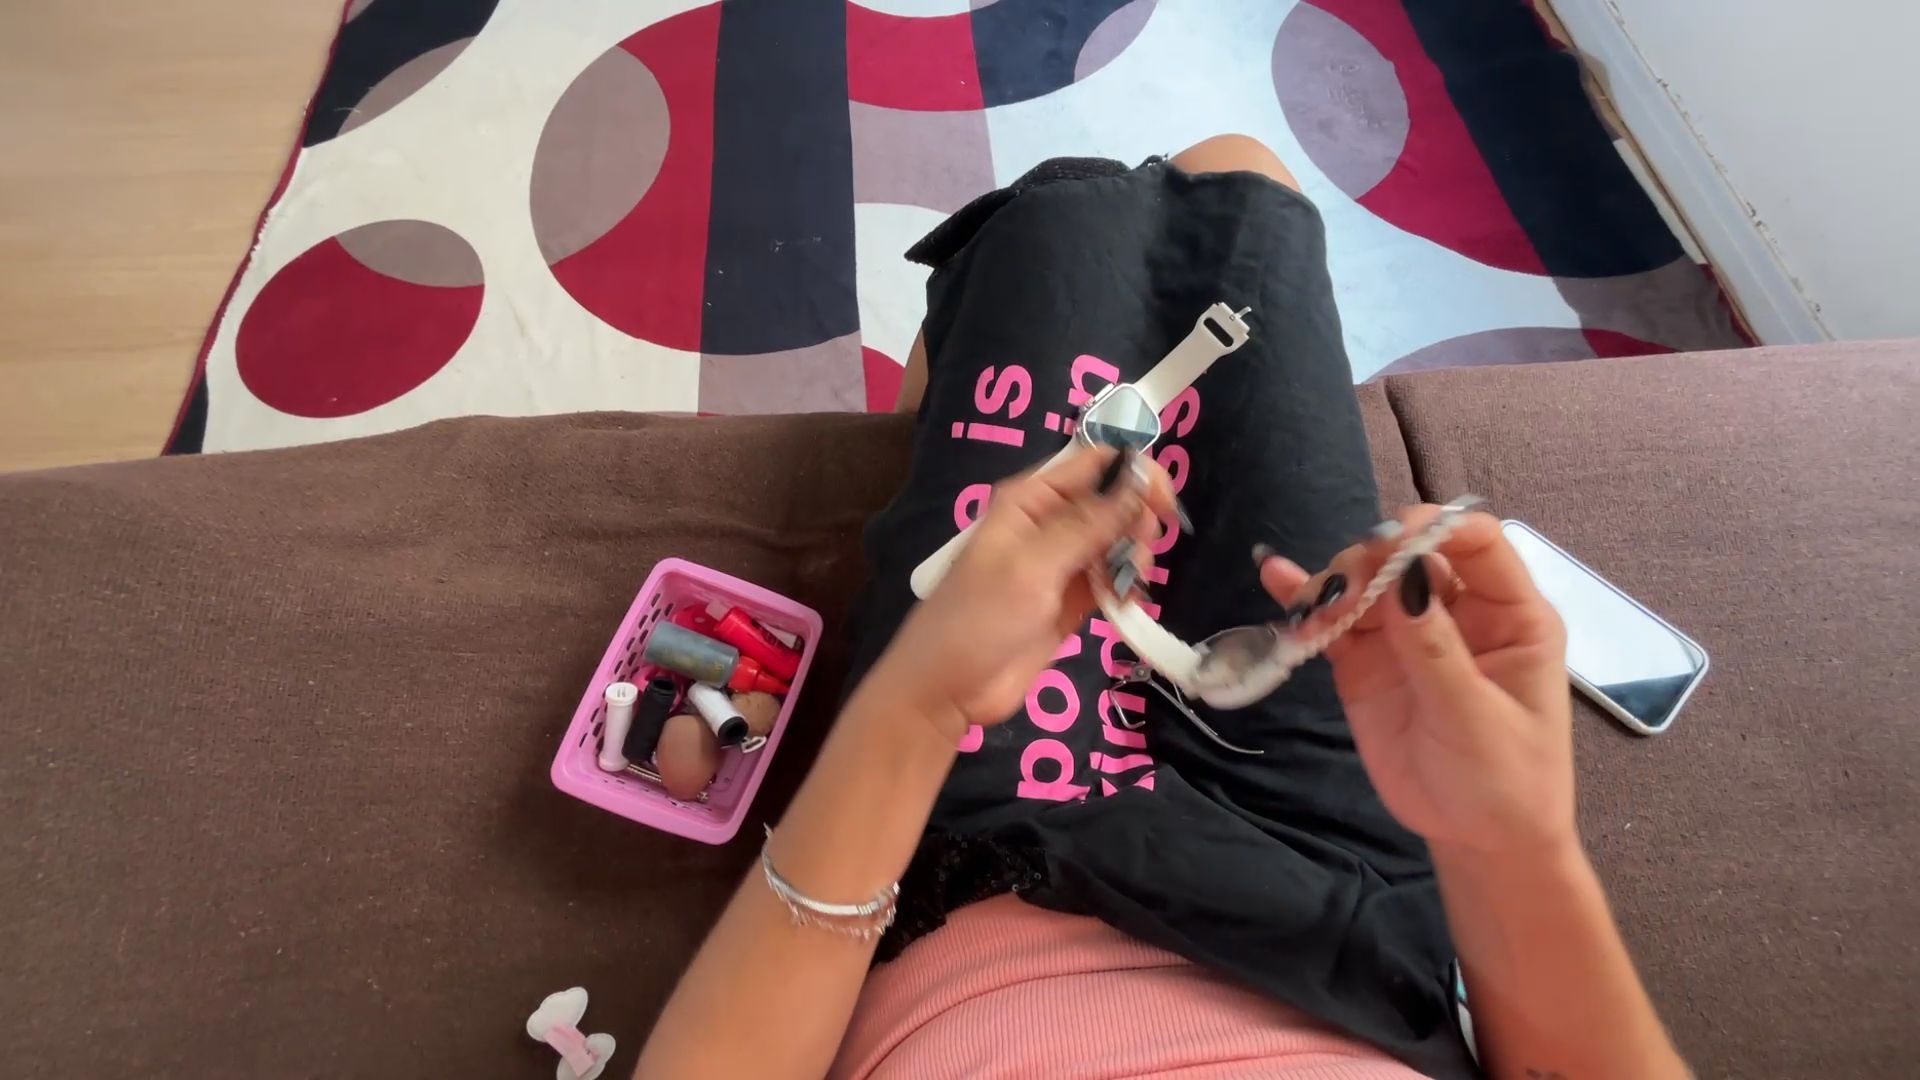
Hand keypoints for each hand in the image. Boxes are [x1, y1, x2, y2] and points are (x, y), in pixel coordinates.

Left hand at [862, 447, 1174, 743]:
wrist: (950, 688)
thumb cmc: (979, 618)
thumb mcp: (1032, 566)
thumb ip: (1088, 523)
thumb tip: (1139, 478)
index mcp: (1030, 499)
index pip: (1093, 462)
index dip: (1133, 472)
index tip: (1163, 502)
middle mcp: (1048, 522)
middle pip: (1113, 500)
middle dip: (1137, 519)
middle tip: (1141, 553)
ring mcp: (1062, 562)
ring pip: (1118, 540)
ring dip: (1134, 556)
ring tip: (1129, 585)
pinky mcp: (1073, 599)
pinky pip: (1112, 578)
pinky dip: (1126, 586)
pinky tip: (1127, 603)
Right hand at [1259, 507, 1576, 857]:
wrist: (1471, 835)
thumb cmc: (1503, 779)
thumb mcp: (1474, 716)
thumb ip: (1434, 647)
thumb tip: (1400, 576)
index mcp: (1508, 616)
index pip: (1477, 542)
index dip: (1434, 528)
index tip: (1387, 541)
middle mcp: (1453, 611)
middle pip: (1407, 554)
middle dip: (1371, 560)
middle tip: (1343, 594)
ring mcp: (1403, 633)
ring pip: (1363, 580)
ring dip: (1333, 584)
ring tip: (1314, 616)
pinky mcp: (1363, 657)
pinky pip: (1332, 619)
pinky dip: (1304, 601)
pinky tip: (1276, 578)